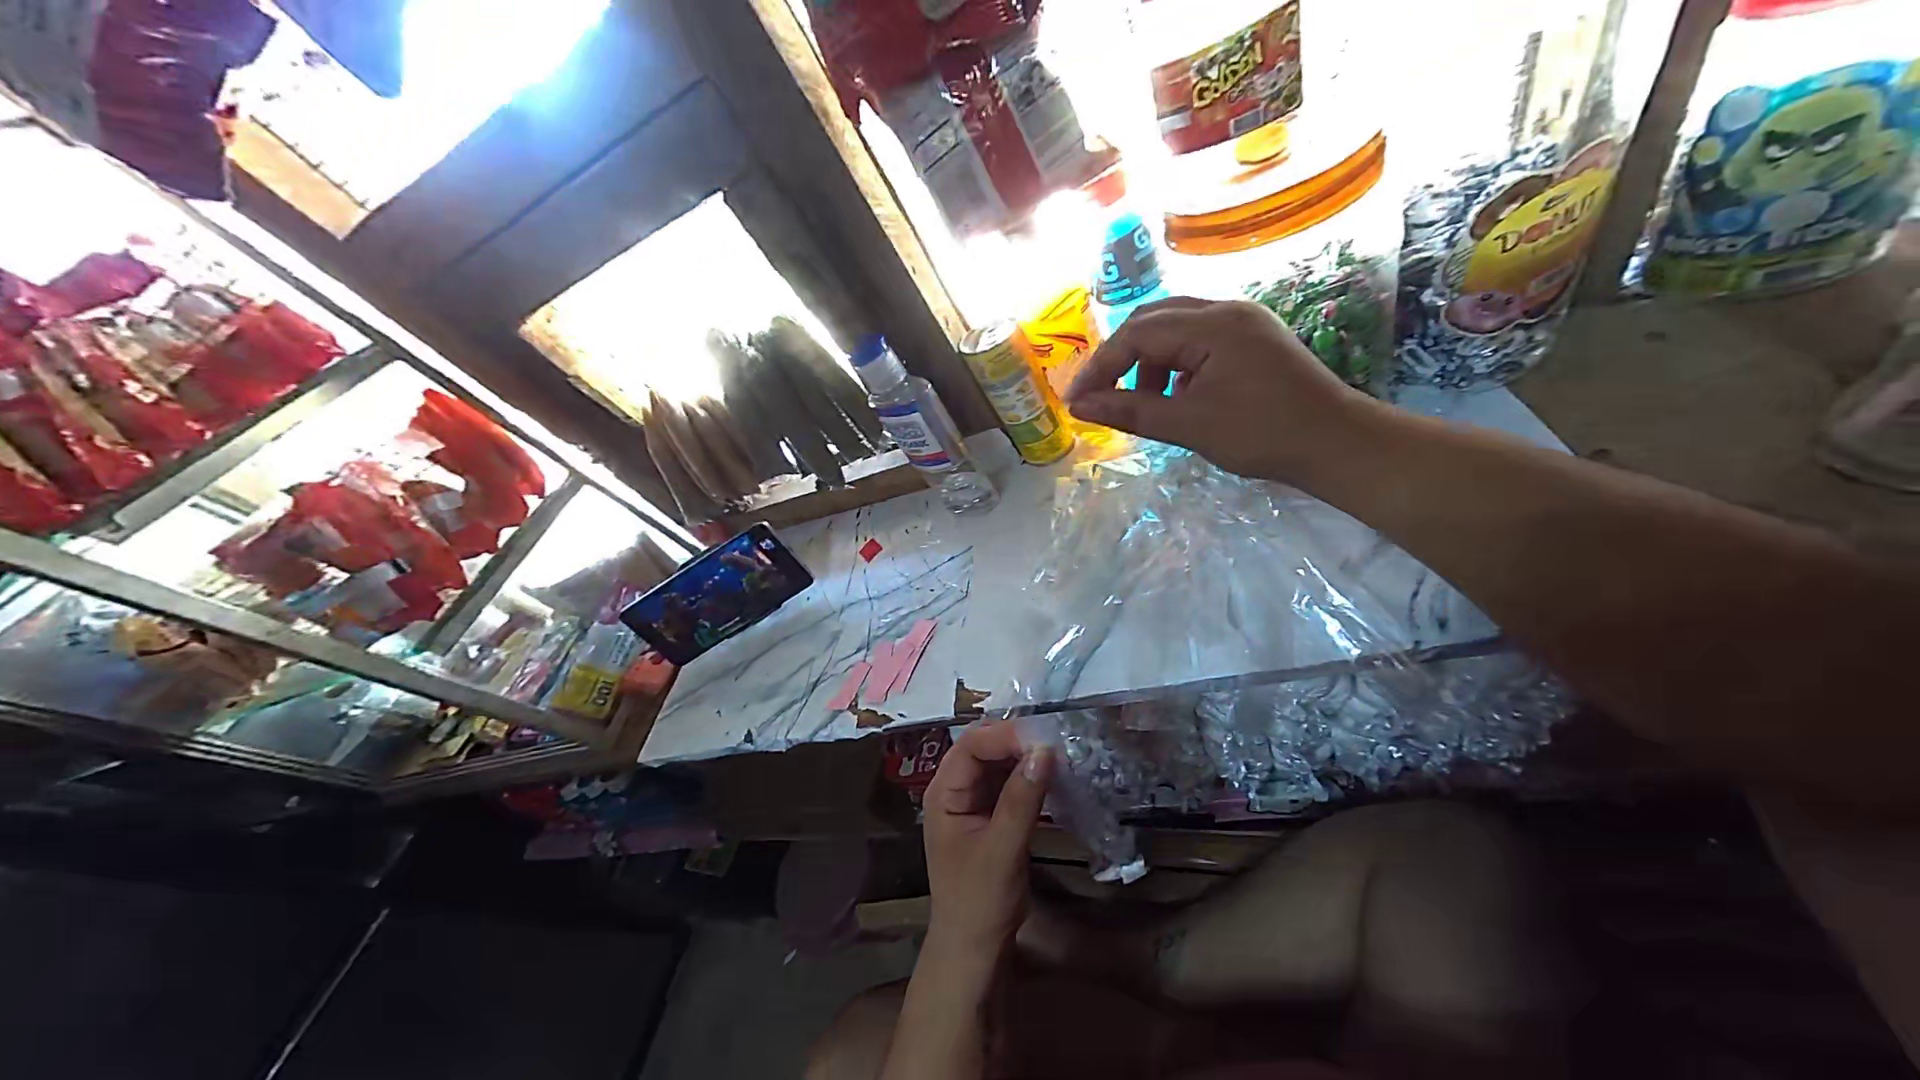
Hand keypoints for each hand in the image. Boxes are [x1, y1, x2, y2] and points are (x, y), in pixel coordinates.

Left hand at [921, 721, 1052, 957]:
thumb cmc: (980, 901)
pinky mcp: (992, 815)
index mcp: (944, 792)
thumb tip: (1044, 750)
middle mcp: (955, 789)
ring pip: (1000, 765)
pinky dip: (1030, 778)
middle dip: (1018, 742)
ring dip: (1026, 758)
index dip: (1005, 736)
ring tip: (1060, 754)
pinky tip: (1053, 777)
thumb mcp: (1002, 849)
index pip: (971, 745)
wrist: (975, 949)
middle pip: (985, 749)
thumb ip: (1021, 798)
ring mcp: (973, 802)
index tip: (1044, 738)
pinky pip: (1010, 784)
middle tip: (1057, 740)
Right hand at [1064, 297, 1379, 485]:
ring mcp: (1243, 320)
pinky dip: (1175, 363)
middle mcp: (1226, 309)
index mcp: (1212, 325)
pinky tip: (1176, 394)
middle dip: (1121, 357)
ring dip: (1148, 360)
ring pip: (1174, 326)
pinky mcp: (1252, 337)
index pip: (1137, 334)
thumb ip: (1131, 410)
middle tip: (1100, 394)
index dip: (1101, 366)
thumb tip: (1081, 406)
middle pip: (1153, 320)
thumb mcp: (1188, 425)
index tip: (1077, 400)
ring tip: (1144, 400)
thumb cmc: (1262, 434)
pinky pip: (1198, 338)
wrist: (1336, 442)